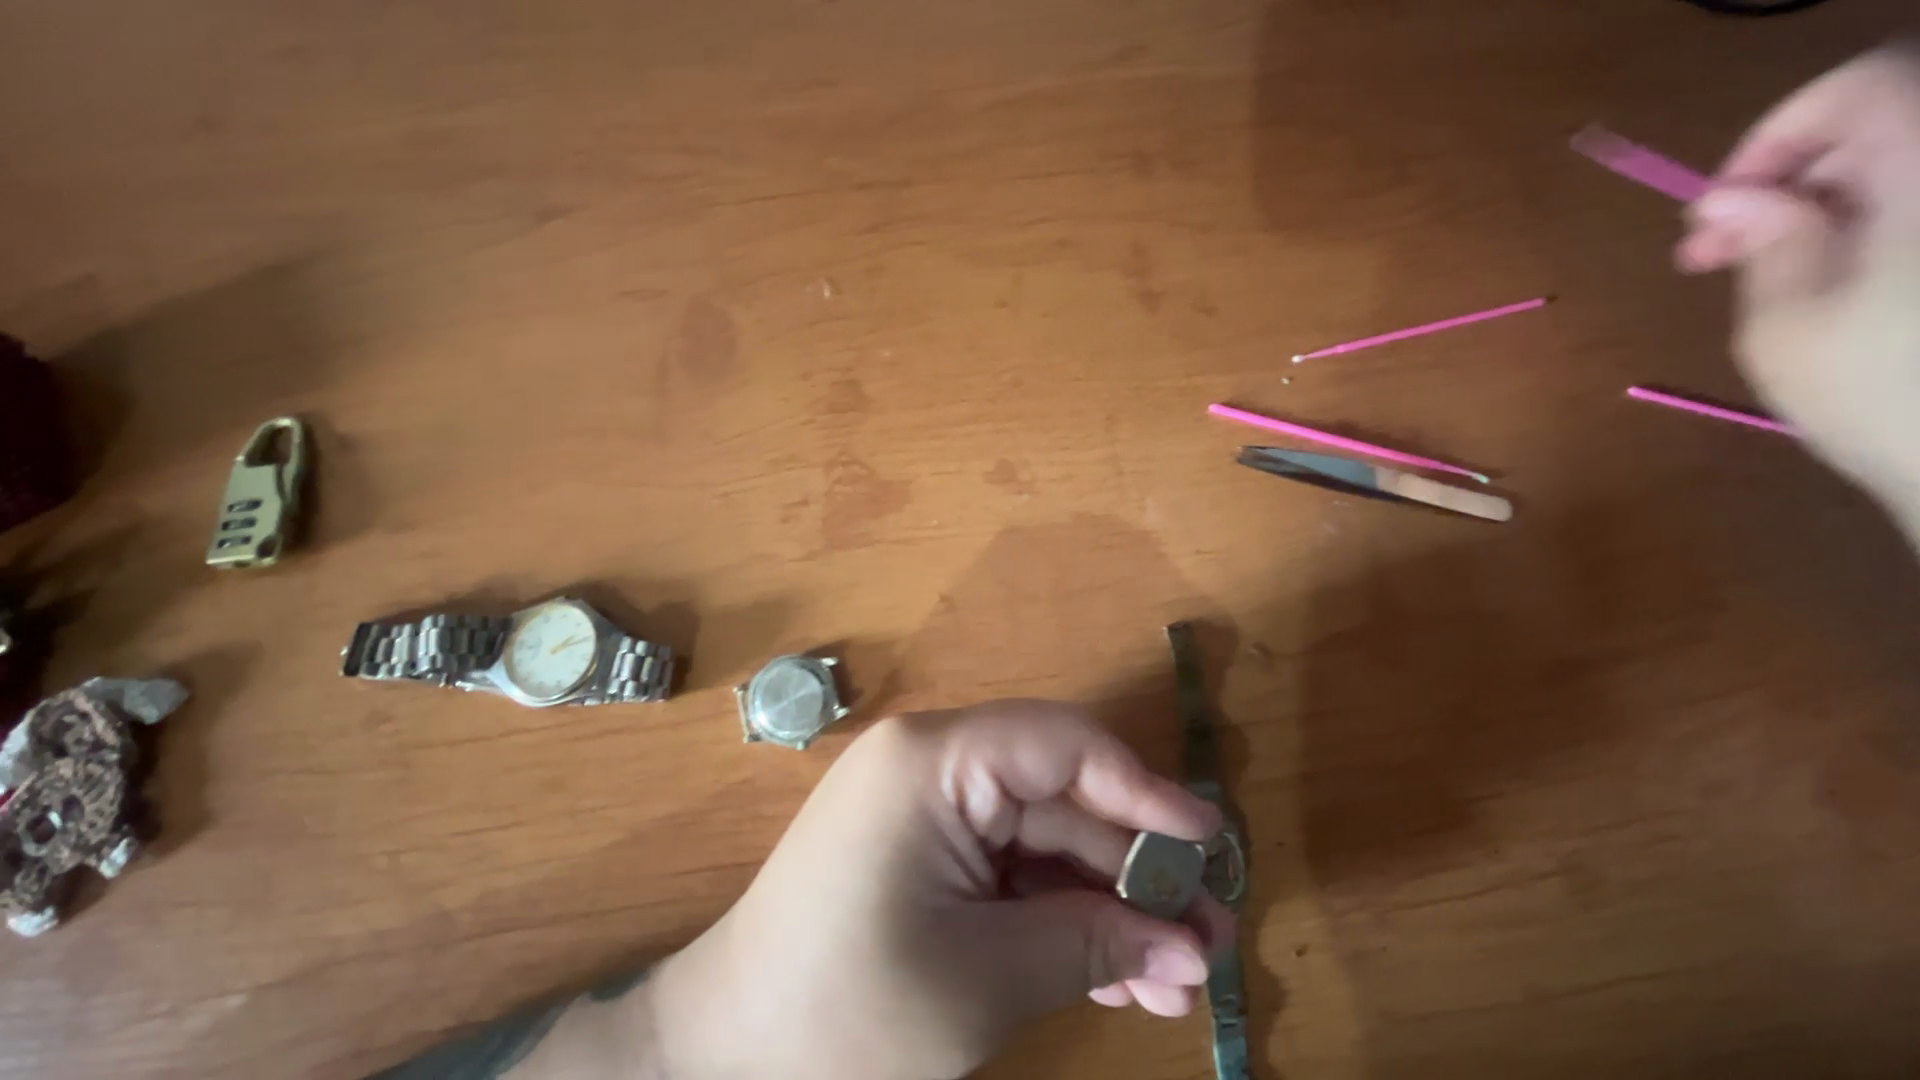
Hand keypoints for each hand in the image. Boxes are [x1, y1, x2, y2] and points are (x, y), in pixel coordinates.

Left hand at [645, 701, 1231, 1079]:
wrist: (728, 1056)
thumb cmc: (846, 1008)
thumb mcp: (985, 978)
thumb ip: (1093, 944)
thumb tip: (1192, 943)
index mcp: (934, 762)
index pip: (1063, 744)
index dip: (1143, 791)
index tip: (1208, 848)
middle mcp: (935, 768)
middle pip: (1062, 799)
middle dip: (1133, 874)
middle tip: (1209, 940)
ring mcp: (931, 815)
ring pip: (1046, 846)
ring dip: (1108, 911)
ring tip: (1177, 982)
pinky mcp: (930, 859)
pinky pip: (1013, 876)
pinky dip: (1063, 923)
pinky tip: (1122, 980)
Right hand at [1676, 46, 1919, 524]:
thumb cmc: (1887, 398)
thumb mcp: (1787, 326)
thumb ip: (1762, 242)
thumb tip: (1727, 200)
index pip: (1858, 86)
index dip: (1775, 134)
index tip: (1717, 212)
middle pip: (1886, 117)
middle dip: (1792, 176)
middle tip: (1721, 252)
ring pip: (1907, 161)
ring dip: (1832, 200)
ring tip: (1775, 272)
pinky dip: (1882, 221)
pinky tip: (1844, 279)